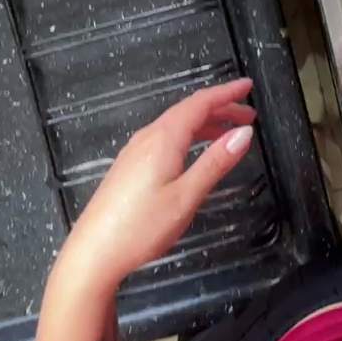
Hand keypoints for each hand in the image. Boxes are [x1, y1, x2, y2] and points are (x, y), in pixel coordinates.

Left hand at [55, 79, 257, 289]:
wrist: (93, 253)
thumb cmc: (141, 227)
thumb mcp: (186, 196)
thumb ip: (215, 162)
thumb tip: (244, 133)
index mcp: (164, 139)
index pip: (200, 103)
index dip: (226, 92)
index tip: (248, 86)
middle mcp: (148, 137)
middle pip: (188, 111)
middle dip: (220, 108)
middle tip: (248, 113)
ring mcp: (135, 151)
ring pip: (176, 124)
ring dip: (205, 123)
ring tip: (229, 133)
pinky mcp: (129, 166)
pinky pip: (165, 138)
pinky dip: (189, 136)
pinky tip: (195, 152)